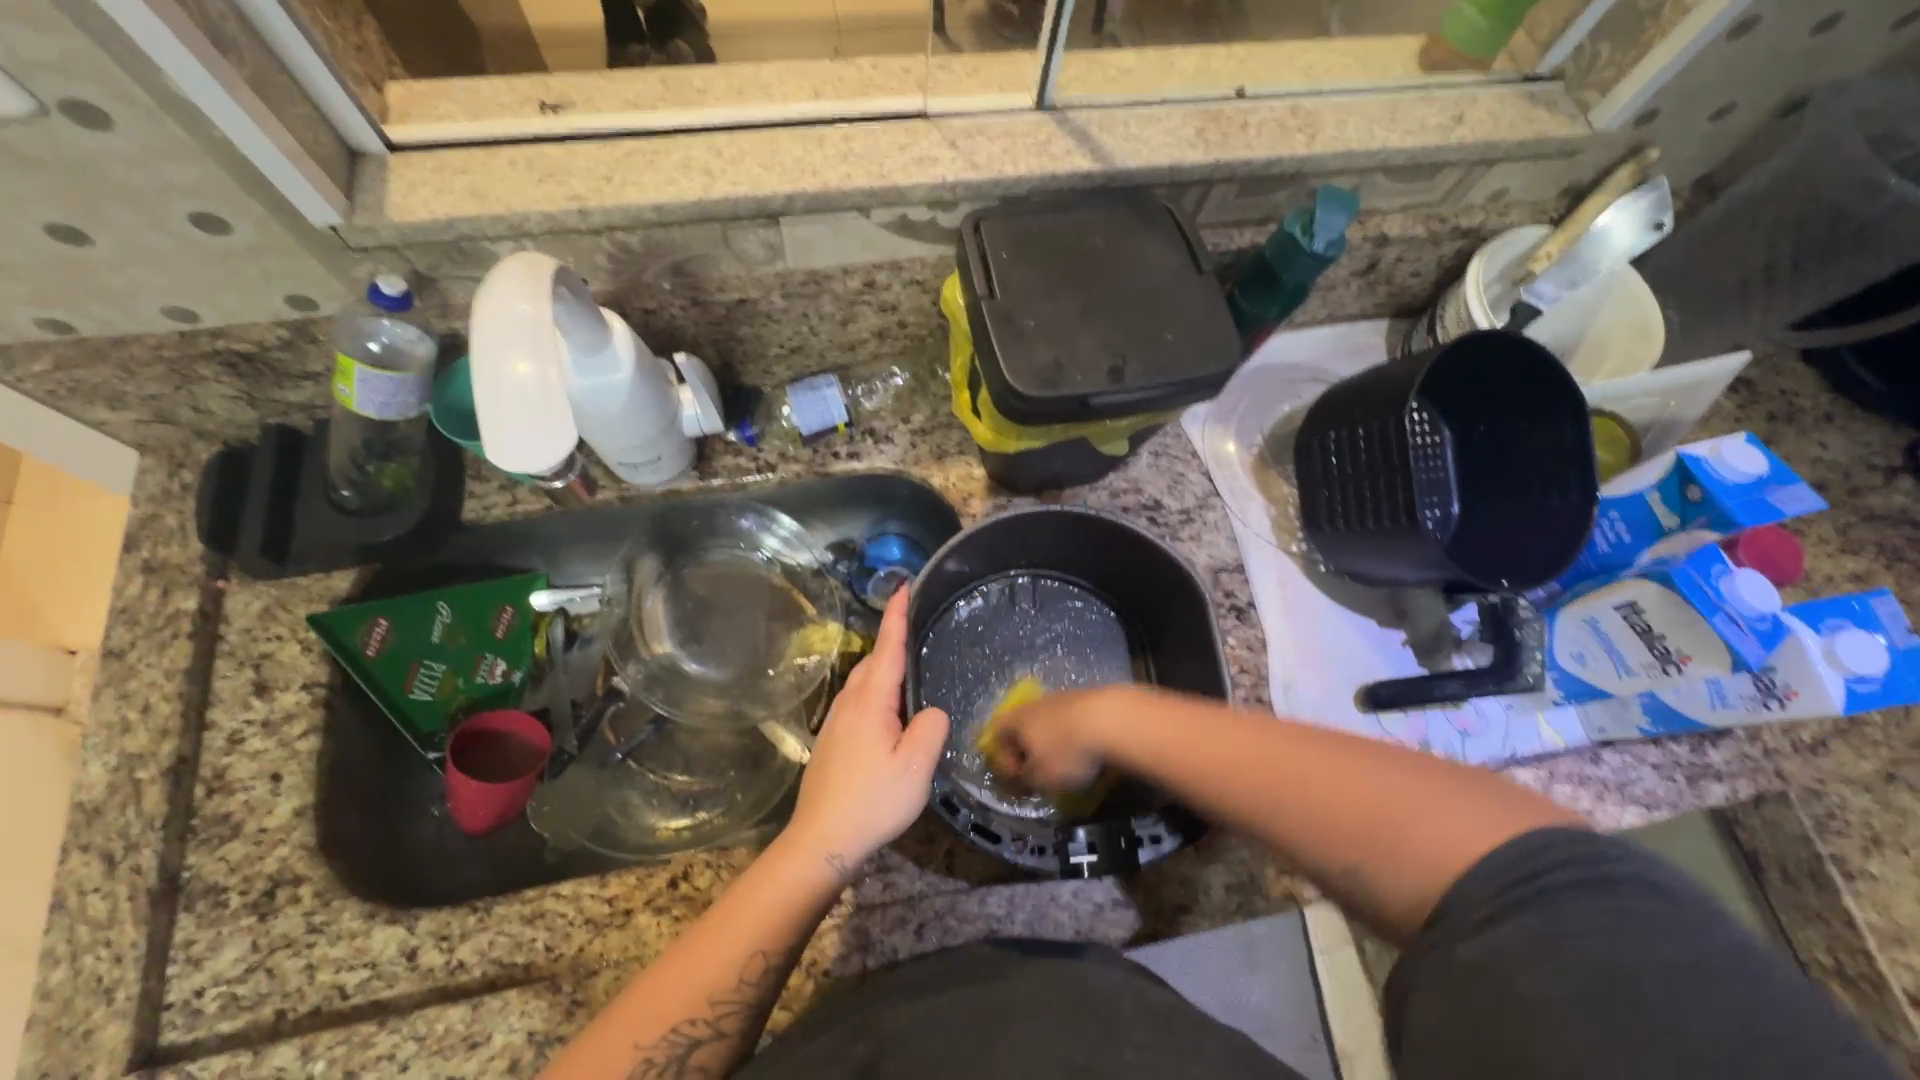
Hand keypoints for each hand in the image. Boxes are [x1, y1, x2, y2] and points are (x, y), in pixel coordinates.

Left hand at [782, 587, 949, 874]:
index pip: (887, 647)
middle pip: (872, 662)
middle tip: (918, 633)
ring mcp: (836, 723)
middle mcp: (849, 704)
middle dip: (891, 642)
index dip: (896, 615)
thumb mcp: (916, 768)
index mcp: (870, 702)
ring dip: (882, 670)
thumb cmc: (872, 801)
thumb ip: (931, 729)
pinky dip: (875, 694)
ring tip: (908, 673)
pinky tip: (888, 715)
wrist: (822, 839)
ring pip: (862, 683)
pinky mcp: (832, 742)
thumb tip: (930, 710)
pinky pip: (857, 703)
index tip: (904, 586)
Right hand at [983, 686, 1117, 793]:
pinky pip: (1073, 721)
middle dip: (1031, 751)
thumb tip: (1022, 777)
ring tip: (1069, 764)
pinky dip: (1076, 737)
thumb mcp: (1039, 778)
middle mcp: (1034, 704)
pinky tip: (1089, 751)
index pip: (997, 737)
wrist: (1111, 720)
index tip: (1019, 781)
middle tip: (1041, 773)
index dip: (1004, 762)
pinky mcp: (1088, 698)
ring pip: (1050, 723)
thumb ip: (1025, 780)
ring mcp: (1062, 697)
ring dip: (1055, 743)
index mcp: (1015, 720)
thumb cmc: (1066, 752)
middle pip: (1024, 728)